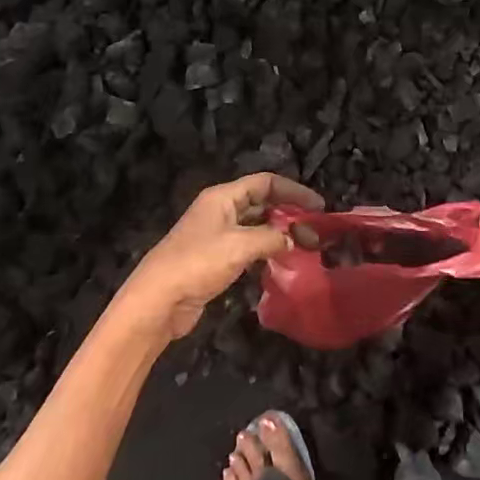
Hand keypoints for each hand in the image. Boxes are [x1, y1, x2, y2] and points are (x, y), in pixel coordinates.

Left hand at [118, 173, 324, 338]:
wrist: (160, 297)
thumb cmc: (199, 262)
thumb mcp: (240, 245)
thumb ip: (272, 238)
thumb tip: (293, 240)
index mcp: (222, 197)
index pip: (264, 183)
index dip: (293, 190)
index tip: (319, 206)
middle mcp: (220, 210)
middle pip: (261, 203)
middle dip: (288, 213)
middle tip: (316, 232)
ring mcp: (216, 235)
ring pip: (255, 227)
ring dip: (279, 234)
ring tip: (306, 248)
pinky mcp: (215, 259)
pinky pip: (248, 248)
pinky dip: (266, 252)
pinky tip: (281, 263)